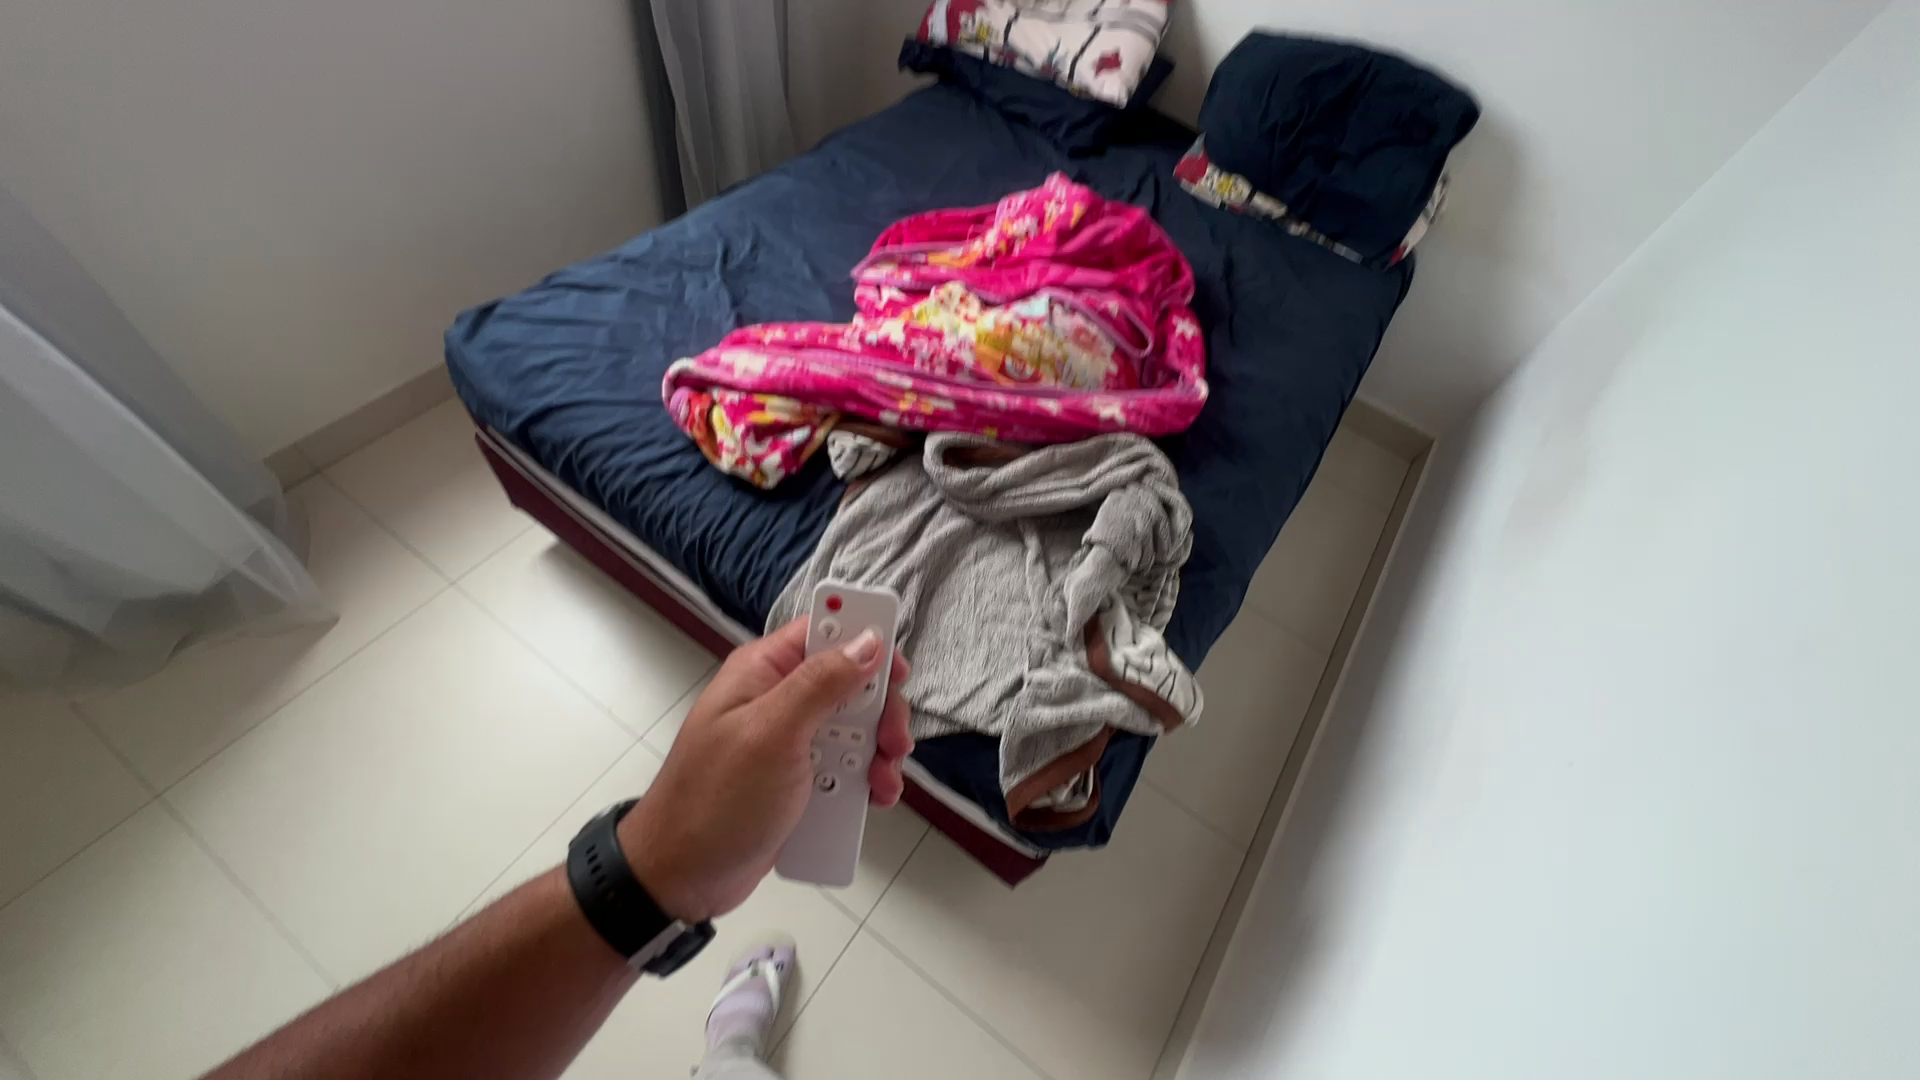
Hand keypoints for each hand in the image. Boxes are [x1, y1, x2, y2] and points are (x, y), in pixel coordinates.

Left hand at [618, 617, 911, 921]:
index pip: (824, 630)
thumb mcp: (772, 734)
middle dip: (881, 710)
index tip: (897, 669)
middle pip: (852, 681)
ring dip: (879, 750)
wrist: (682, 879)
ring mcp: (792, 739)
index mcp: (764, 671)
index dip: (865, 639)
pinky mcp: (801, 777)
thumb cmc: (717, 800)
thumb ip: (821, 683)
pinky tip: (876, 796)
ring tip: (883, 780)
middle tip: (893, 741)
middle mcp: (781, 697)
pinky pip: (849, 764)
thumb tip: (868, 640)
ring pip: (857, 725)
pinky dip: (867, 778)